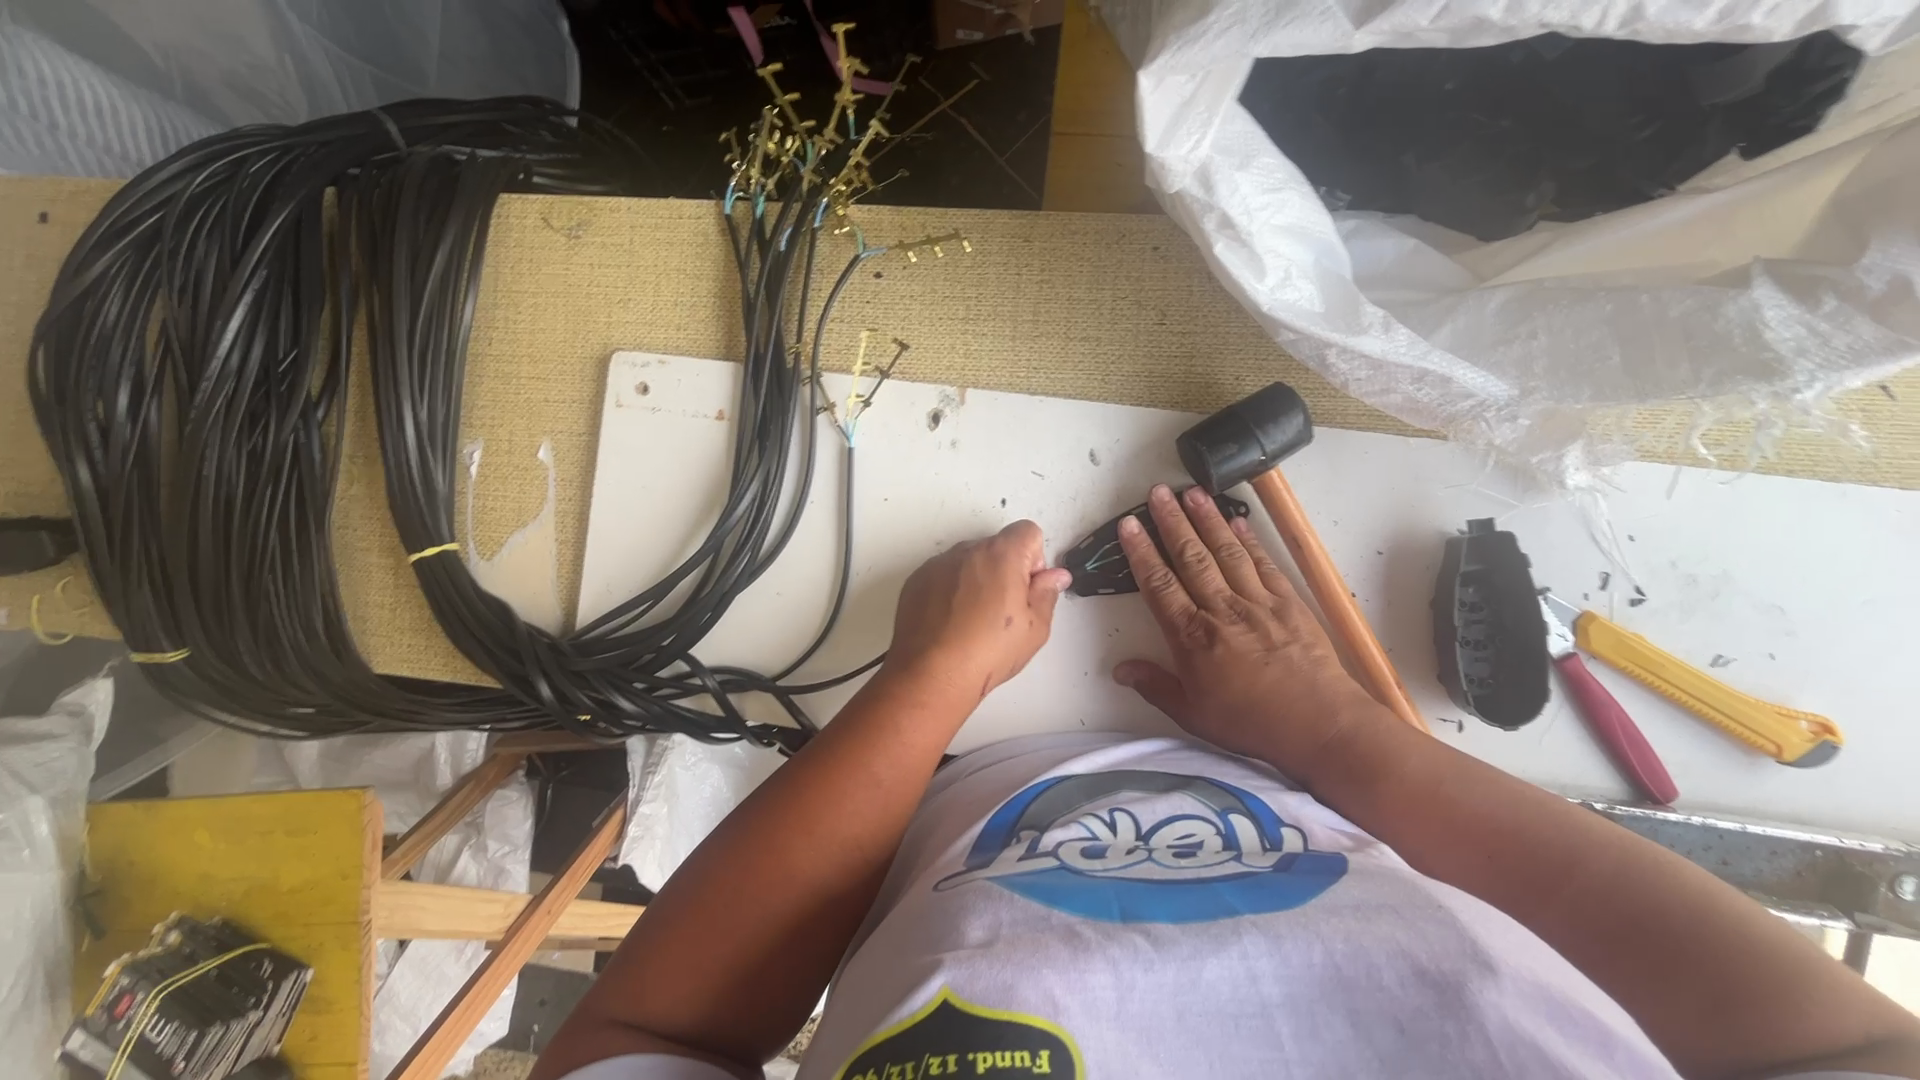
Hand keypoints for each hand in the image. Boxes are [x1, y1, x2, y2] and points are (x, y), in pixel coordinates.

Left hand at [885, 520, 1072, 703]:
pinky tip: (954, 623)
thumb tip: (1053, 577)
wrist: (931, 674)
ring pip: (968, 561)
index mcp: (1001, 555)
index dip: (1035, 558)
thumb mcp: (1035, 628)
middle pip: (997, 546)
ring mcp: (938, 565)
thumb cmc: (983, 653)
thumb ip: (1047, 593)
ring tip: (976, 621)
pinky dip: (951, 591)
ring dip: (977, 580)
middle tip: (1005, 611)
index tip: (1029, 586)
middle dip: (1006, 570)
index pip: (1028, 531)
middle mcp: (967, 551)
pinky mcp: (917, 581)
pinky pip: (943, 575)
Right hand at [1113, 485, 1392, 771]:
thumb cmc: (1251, 723)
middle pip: (1191, 557)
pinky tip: (1236, 522)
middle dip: (1172, 522)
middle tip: (1158, 492)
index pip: (1159, 585)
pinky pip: (1263, 564)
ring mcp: (1257, 602)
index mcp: (1192, 638)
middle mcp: (1221, 610)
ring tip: (1192, 492)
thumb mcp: (1192, 715)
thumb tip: (1120, 669)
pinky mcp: (1288, 602)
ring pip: (1226, 552)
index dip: (1141, 552)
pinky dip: (1248, 540)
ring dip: (1207, 520)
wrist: (1320, 724)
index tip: (1129, 525)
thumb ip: (1155, 686)